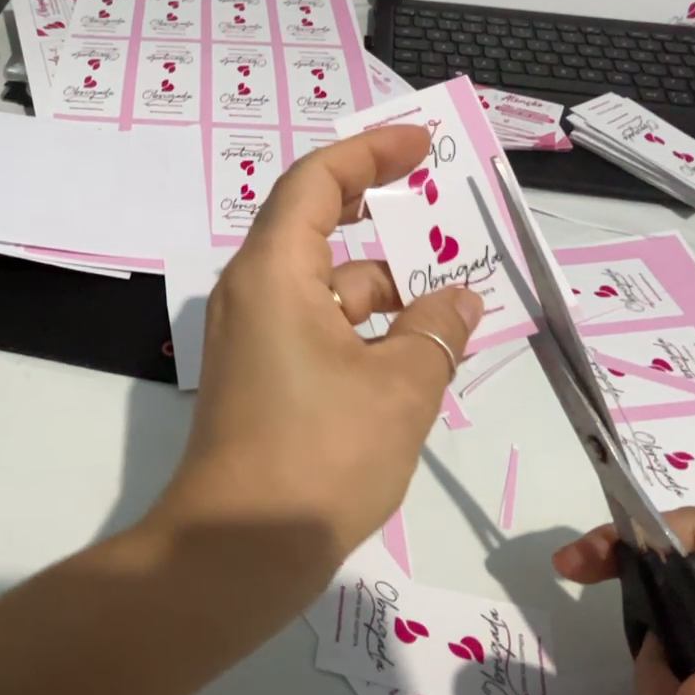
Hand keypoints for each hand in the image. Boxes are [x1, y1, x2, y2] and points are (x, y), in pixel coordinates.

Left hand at [150, 126, 483, 572]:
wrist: (236, 551)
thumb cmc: (319, 457)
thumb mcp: (399, 388)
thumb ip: (436, 331)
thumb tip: (458, 300)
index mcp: (274, 272)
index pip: (316, 181)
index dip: (369, 152)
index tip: (420, 144)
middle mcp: (254, 293)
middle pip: (319, 226)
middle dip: (381, 214)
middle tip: (440, 206)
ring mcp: (254, 337)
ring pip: (327, 285)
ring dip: (386, 285)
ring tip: (455, 293)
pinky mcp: (262, 377)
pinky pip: (319, 327)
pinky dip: (366, 327)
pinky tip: (418, 348)